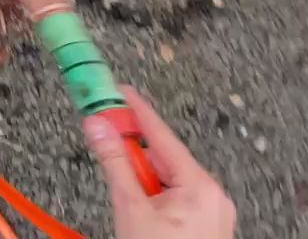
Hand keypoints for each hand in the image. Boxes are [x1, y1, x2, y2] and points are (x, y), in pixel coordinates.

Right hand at [83, 87, 235, 238]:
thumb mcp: (131, 206)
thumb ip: (113, 160)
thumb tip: (96, 123)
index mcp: (200, 186)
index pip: (159, 133)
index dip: (134, 107)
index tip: (114, 87)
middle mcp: (211, 194)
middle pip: (160, 153)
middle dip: (131, 150)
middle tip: (104, 142)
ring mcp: (209, 209)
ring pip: (163, 174)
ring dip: (139, 175)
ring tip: (127, 197)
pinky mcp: (203, 221)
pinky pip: (170, 191)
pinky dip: (149, 189)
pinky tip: (138, 204)